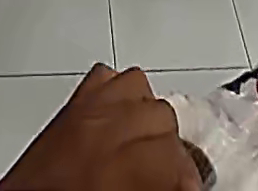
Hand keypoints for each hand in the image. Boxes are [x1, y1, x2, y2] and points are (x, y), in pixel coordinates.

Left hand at [0, 64, 201, 190]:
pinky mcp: (67, 104)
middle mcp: (98, 126)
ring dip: (148, 114)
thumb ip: (150, 185)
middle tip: (172, 177)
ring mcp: (81, 108)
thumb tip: (176, 181)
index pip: (172, 155)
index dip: (187, 177)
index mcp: (112, 165)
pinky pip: (104, 77)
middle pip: (162, 116)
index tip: (189, 187)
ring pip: (137, 84)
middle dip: (172, 149)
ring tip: (149, 145)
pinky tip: (120, 118)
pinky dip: (117, 93)